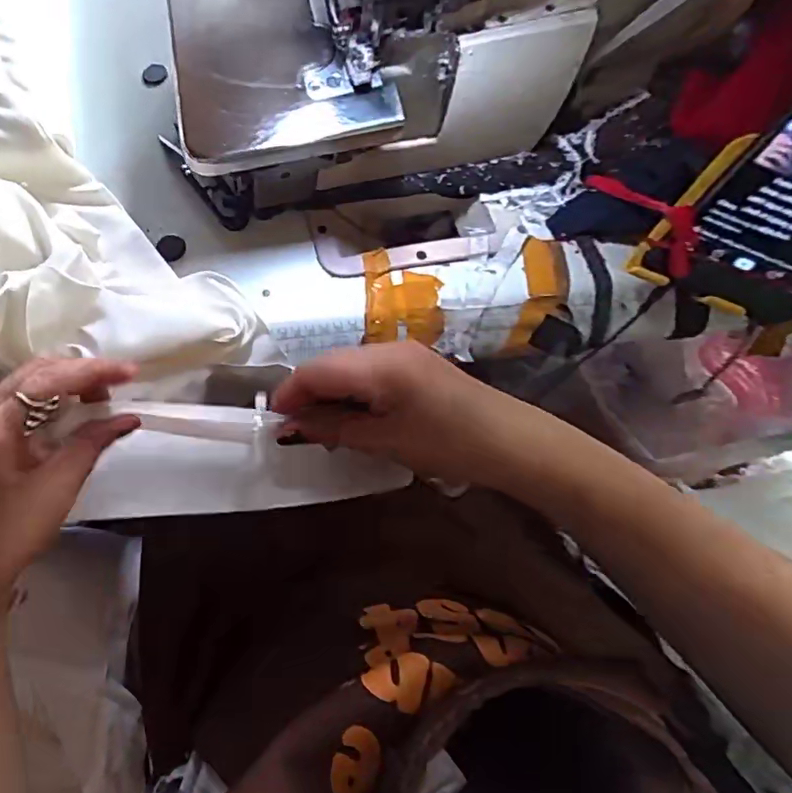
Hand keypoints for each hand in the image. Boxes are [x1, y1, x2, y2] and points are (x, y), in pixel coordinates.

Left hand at [0, 358, 141, 622]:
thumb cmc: (10, 535)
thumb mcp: (57, 488)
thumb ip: (90, 444)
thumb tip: (125, 418)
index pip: (44, 380)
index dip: (89, 371)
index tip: (128, 372)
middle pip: (30, 375)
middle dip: (75, 374)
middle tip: (114, 388)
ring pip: (22, 387)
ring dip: (61, 387)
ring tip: (97, 400)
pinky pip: (14, 407)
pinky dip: (44, 404)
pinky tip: (69, 415)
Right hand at [272, 343, 603, 498]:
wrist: (518, 444)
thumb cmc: (450, 444)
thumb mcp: (384, 441)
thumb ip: (332, 429)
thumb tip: (290, 428)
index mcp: (379, 364)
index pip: (315, 370)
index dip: (289, 394)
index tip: (273, 421)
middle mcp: (387, 348)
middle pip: (327, 363)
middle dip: (305, 392)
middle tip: (295, 427)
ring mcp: (402, 352)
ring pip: (344, 365)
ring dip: (326, 391)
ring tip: (320, 425)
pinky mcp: (413, 362)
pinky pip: (364, 370)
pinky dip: (348, 389)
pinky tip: (350, 414)